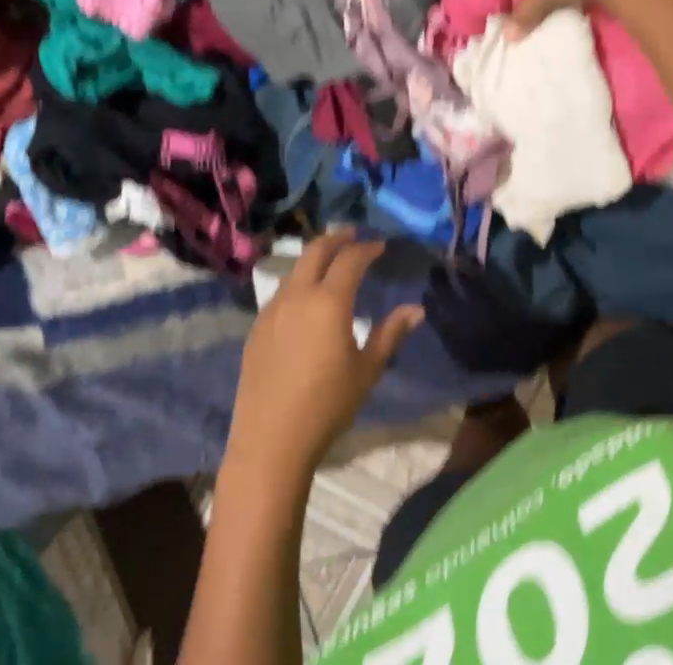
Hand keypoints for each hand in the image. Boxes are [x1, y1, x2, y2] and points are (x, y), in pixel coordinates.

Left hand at [227, 231, 424, 478]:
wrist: (271, 438)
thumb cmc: (328, 405)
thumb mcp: (367, 370)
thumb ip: (390, 334)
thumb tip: (416, 309)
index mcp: (329, 302)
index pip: (350, 260)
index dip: (367, 248)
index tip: (380, 246)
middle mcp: (297, 296)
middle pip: (315, 251)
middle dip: (336, 239)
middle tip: (352, 234)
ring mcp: (271, 311)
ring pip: (294, 271)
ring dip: (314, 259)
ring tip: (330, 263)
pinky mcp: (256, 328)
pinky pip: (280, 293)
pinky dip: (298, 283)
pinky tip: (305, 300)